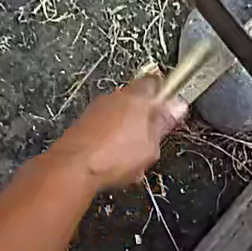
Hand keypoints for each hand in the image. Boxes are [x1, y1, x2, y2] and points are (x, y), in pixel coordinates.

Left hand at [49, 73, 188, 188]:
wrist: (74, 166)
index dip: (164, 95)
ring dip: (126, 129)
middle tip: (150, 140)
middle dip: (144, 117)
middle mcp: (115, 97)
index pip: (156, 83)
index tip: (169, 110)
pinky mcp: (83, 122)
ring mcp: (97, 108)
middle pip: (136, 99)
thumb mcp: (151, 146)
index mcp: (137, 98)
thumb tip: (177, 106)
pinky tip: (112, 158)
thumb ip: (164, 123)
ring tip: (130, 154)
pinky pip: (103, 126)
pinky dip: (110, 138)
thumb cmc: (114, 157)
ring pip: (119, 114)